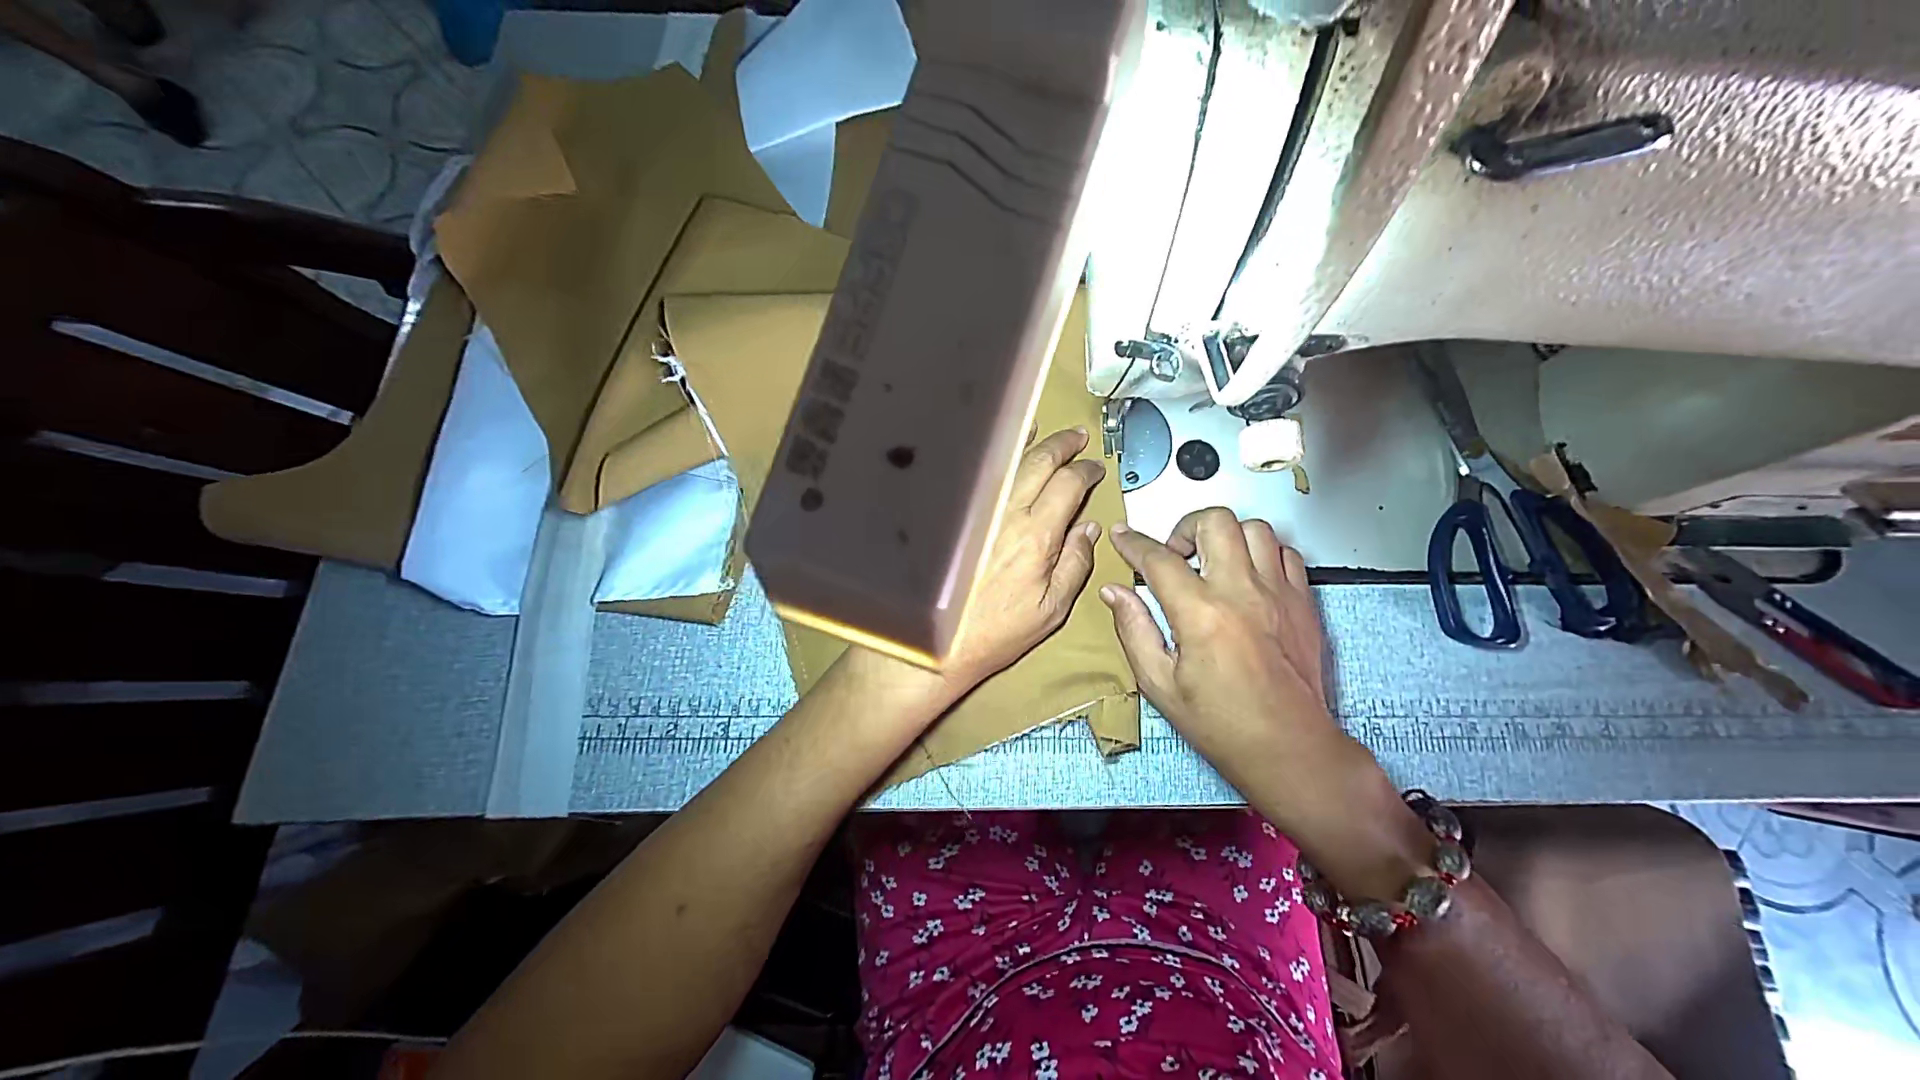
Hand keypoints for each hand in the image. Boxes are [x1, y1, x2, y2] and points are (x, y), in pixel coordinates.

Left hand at [939, 427, 1105, 692]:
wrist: (940, 644)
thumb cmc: (997, 632)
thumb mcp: (1052, 609)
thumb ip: (1075, 564)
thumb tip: (1088, 529)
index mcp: (1036, 537)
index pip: (1068, 486)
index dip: (1086, 471)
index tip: (1094, 468)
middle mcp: (1005, 515)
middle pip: (1039, 463)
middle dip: (1062, 445)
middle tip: (1077, 438)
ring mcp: (977, 513)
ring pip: (1007, 463)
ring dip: (1029, 443)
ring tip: (1043, 431)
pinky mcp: (956, 519)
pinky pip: (980, 478)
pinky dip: (996, 460)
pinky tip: (1001, 454)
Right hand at [1100, 508, 1337, 773]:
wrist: (1289, 748)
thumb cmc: (1223, 724)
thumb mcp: (1159, 684)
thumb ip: (1134, 630)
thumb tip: (1115, 593)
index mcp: (1201, 615)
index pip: (1159, 558)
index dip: (1133, 542)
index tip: (1123, 536)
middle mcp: (1243, 594)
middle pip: (1214, 522)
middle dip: (1184, 528)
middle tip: (1174, 554)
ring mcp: (1279, 594)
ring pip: (1254, 528)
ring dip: (1226, 536)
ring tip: (1211, 561)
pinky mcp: (1303, 603)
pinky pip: (1286, 553)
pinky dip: (1262, 553)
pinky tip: (1247, 576)